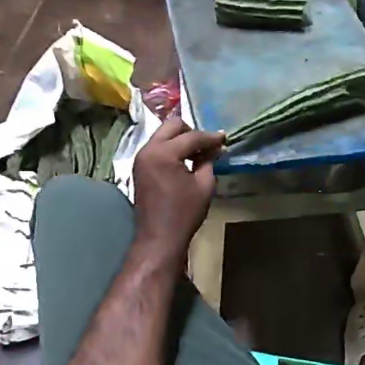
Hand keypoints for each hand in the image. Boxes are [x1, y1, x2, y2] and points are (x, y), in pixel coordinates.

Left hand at [130, 118, 224, 265]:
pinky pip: (157, 147)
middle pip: (171, 126)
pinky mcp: (139, 167)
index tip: (224, 138)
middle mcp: (148, 150)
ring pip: (162, 135)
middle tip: (207, 144)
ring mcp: (140, 158)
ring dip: (180, 139)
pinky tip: (184, 160)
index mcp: (163, 153)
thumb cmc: (184, 213)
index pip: (191, 136)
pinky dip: (171, 148)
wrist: (158, 238)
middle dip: (191, 131)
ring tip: (198, 153)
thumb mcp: (204, 186)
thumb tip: (214, 148)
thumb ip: (208, 161)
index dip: (210, 137)